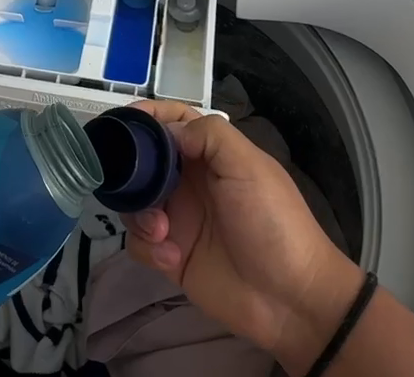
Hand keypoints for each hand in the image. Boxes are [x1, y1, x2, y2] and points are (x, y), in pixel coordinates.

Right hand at [124, 100, 363, 373]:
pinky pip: (140, 242)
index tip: (123, 121)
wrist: (291, 299)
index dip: (150, 115)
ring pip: (137, 201)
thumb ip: (210, 136)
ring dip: (140, 213)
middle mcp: (191, 183)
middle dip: (133, 171)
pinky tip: (172, 258)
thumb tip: (168, 129)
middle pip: (145, 162)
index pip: (175, 122)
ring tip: (162, 231)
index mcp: (211, 156)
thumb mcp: (249, 167)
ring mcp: (180, 220)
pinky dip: (149, 247)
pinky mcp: (172, 257)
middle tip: (132, 185)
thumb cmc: (272, 222)